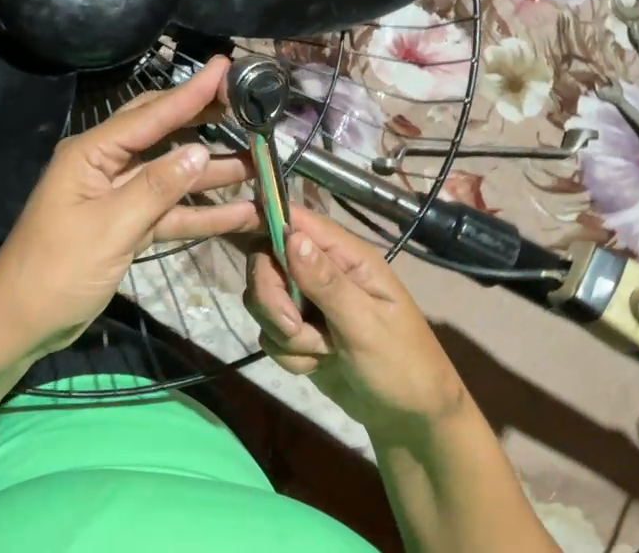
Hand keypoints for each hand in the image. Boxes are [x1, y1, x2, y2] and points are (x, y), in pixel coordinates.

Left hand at [0, 56, 257, 361]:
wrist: (21, 320)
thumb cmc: (57, 269)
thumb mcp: (109, 227)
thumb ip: (156, 188)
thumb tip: (200, 151)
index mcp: (90, 153)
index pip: (149, 114)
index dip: (191, 92)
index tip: (226, 67)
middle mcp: (104, 166)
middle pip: (161, 134)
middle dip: (203, 120)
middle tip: (249, 105)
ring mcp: (115, 197)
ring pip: (171, 175)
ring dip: (211, 171)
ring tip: (260, 160)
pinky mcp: (125, 227)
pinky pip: (168, 212)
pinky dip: (200, 213)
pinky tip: (241, 213)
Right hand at [244, 206, 468, 442]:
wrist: (409, 422)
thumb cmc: (404, 366)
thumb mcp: (367, 326)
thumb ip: (326, 283)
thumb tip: (290, 235)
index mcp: (346, 257)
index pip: (295, 220)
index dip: (260, 217)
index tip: (228, 225)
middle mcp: (321, 271)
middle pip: (265, 262)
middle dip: (272, 299)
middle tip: (294, 327)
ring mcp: (307, 302)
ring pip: (262, 299)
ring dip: (284, 333)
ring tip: (321, 351)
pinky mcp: (296, 331)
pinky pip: (267, 332)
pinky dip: (287, 353)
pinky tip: (317, 364)